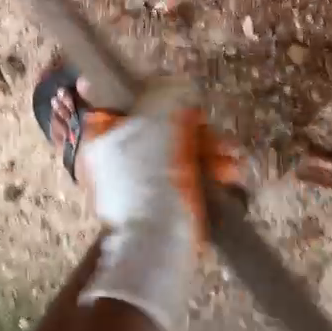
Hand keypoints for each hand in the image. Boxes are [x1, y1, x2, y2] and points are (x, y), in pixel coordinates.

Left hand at [76, 95, 240, 330]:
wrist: (157, 247)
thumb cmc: (151, 179)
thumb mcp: (157, 124)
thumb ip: (165, 95)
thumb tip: (172, 83)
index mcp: (102, 135)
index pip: (126, 99)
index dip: (157, 95)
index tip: (180, 101)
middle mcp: (115, 156)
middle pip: (160, 124)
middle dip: (195, 129)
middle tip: (211, 134)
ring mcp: (138, 180)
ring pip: (179, 149)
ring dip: (209, 150)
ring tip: (229, 161)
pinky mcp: (161, 200)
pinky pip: (186, 174)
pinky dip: (207, 172)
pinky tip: (228, 175)